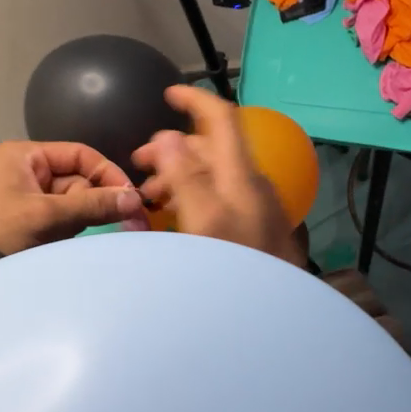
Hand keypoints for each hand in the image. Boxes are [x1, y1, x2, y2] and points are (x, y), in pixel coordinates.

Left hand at [0, 141, 143, 254]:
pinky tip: (80, 243)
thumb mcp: (45, 216)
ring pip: (75, 203)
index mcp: (26, 156)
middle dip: (98, 201)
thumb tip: (135, 199)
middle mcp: (29, 172)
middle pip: (80, 180)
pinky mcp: (30, 223)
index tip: (130, 197)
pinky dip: (74, 231)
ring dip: (87, 219)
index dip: (108, 173)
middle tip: (126, 224)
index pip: (80, 154)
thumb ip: (91, 205)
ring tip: (100, 235)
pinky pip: (64, 221)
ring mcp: (30, 198)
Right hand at [131, 86, 305, 264]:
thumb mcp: (204, 221)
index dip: (195, 101)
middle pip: (210, 150)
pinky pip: (218, 201)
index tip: (167, 94)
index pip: (222, 119)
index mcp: (241, 174)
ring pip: (212, 177)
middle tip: (137, 165)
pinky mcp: (252, 231)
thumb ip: (186, 176)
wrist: (273, 317)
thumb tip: (169, 136)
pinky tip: (173, 222)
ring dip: (178, 177)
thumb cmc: (235, 266)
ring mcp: (254, 208)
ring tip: (148, 199)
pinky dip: (192, 199)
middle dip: (171, 149)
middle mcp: (251, 185)